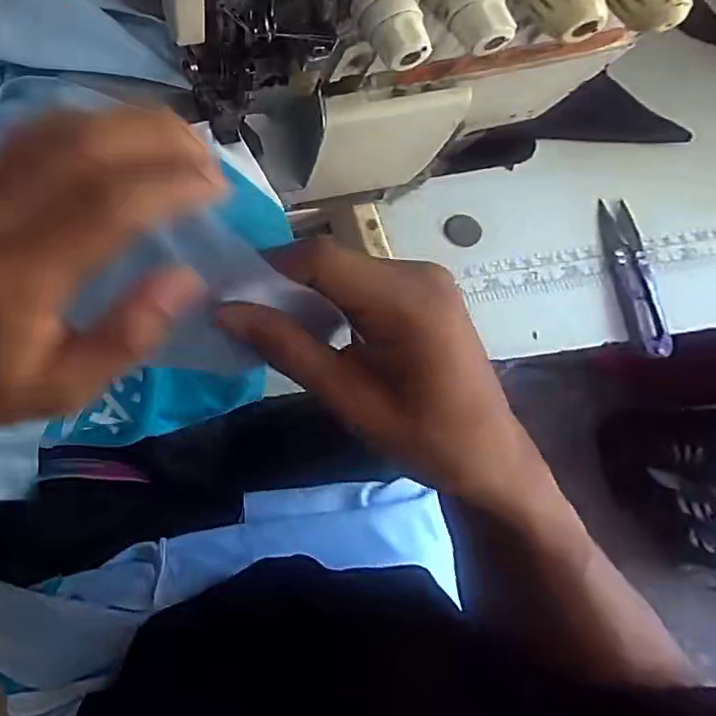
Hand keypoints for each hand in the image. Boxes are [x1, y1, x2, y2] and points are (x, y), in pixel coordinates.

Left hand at [0, 109, 224, 451]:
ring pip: (57, 131)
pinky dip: (82, 120)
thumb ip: (128, 335)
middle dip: (156, 140)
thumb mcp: (66, 387)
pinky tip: (114, 130)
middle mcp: (0, 221)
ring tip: (175, 135)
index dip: (167, 186)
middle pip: (83, 149)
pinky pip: (31, 134)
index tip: (215, 188)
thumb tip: (187, 278)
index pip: (106, 207)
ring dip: (125, 121)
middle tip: (205, 156)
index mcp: (22, 276)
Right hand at [217, 238, 548, 504]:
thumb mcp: (349, 399)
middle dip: (284, 280)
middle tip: (246, 312)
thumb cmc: (425, 439)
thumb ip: (287, 348)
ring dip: (306, 287)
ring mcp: (425, 276)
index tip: (231, 294)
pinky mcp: (423, 287)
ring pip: (344, 265)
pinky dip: (331, 293)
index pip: (322, 259)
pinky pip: (363, 276)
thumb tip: (224, 311)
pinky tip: (317, 323)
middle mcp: (418, 272)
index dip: (270, 267)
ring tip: (275, 321)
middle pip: (332, 258)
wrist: (491, 457)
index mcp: (407, 299)